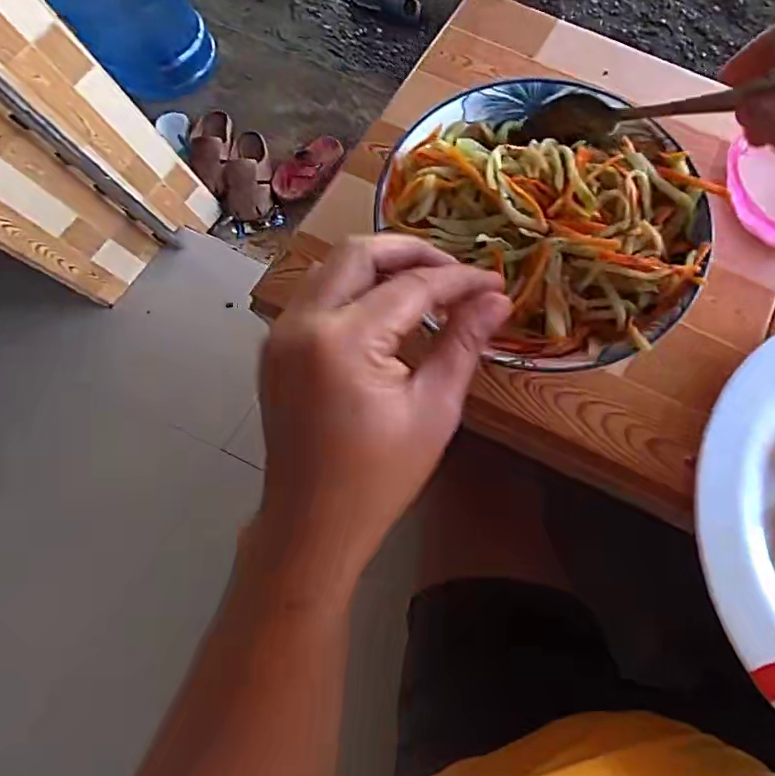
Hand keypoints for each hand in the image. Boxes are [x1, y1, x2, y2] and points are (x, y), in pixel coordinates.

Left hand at [257, 235, 508, 582]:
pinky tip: (391, 309)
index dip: (459, 279)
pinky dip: (358, 287)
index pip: (411, 285)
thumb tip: (498, 300)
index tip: (494, 282)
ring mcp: (280, 333)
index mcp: (342, 342)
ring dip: (383, 265)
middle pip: (359, 251)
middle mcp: (301, 324)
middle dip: (414, 251)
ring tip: (430, 287)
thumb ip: (463, 343)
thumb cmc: (380, 477)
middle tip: (458, 272)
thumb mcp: (434, 409)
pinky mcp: (276, 346)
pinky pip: (320, 293)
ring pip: (334, 266)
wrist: (312, 524)